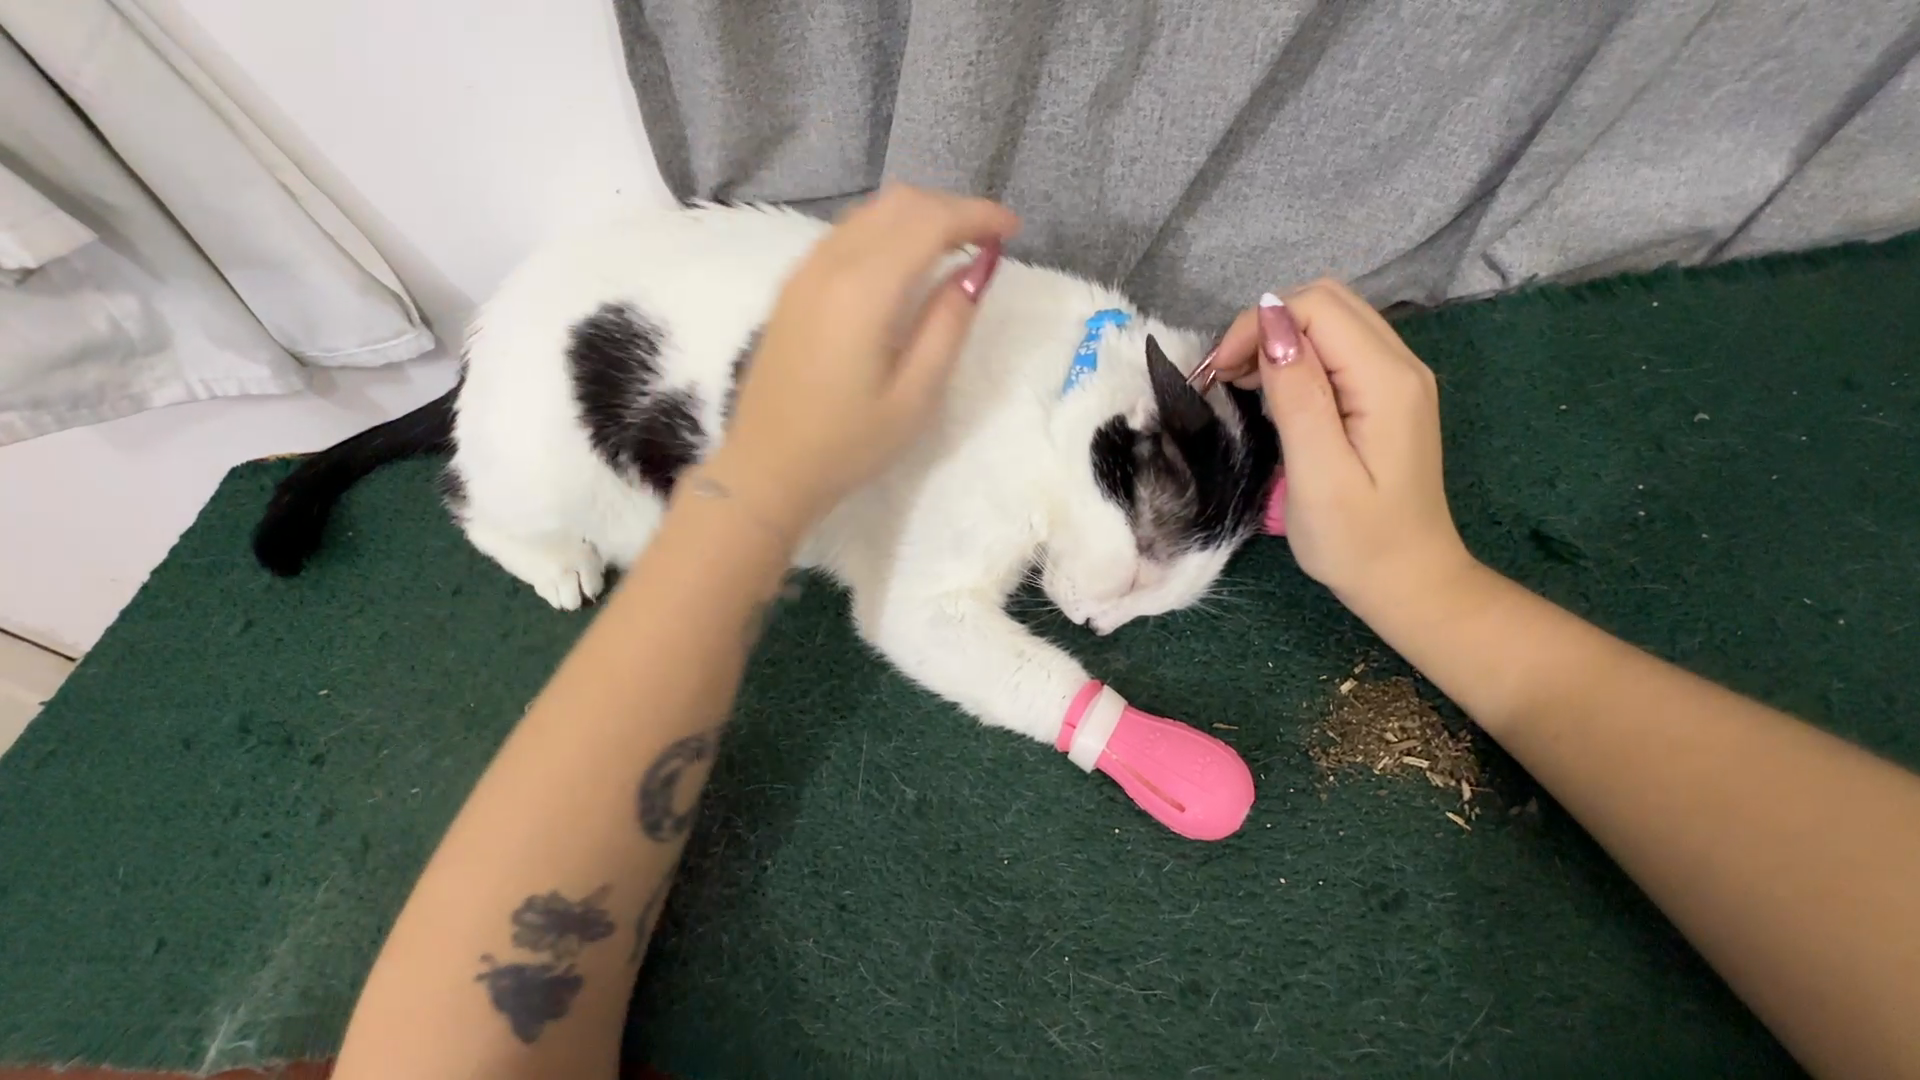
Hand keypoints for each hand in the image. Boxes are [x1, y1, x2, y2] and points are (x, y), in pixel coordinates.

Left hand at [700, 185, 1019, 533]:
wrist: (767, 468)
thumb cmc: (847, 445)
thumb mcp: (915, 397)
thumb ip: (947, 325)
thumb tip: (974, 271)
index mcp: (863, 291)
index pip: (928, 221)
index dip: (976, 215)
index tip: (1011, 229)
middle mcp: (829, 264)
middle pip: (899, 204)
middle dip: (950, 209)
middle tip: (987, 240)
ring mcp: (804, 272)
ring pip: (869, 213)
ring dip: (917, 217)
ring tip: (954, 249)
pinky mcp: (793, 288)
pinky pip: (846, 234)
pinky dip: (886, 232)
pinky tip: (904, 265)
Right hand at [1205, 281, 1474, 613]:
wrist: (1408, 580)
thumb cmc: (1357, 540)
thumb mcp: (1319, 474)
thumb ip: (1298, 395)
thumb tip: (1271, 322)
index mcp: (1386, 381)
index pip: (1316, 307)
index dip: (1258, 326)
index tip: (1217, 375)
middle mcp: (1400, 365)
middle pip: (1325, 301)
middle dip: (1264, 326)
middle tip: (1224, 377)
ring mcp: (1396, 378)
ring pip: (1329, 319)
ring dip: (1276, 339)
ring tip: (1238, 385)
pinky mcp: (1384, 395)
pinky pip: (1335, 348)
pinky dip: (1293, 356)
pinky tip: (1269, 391)